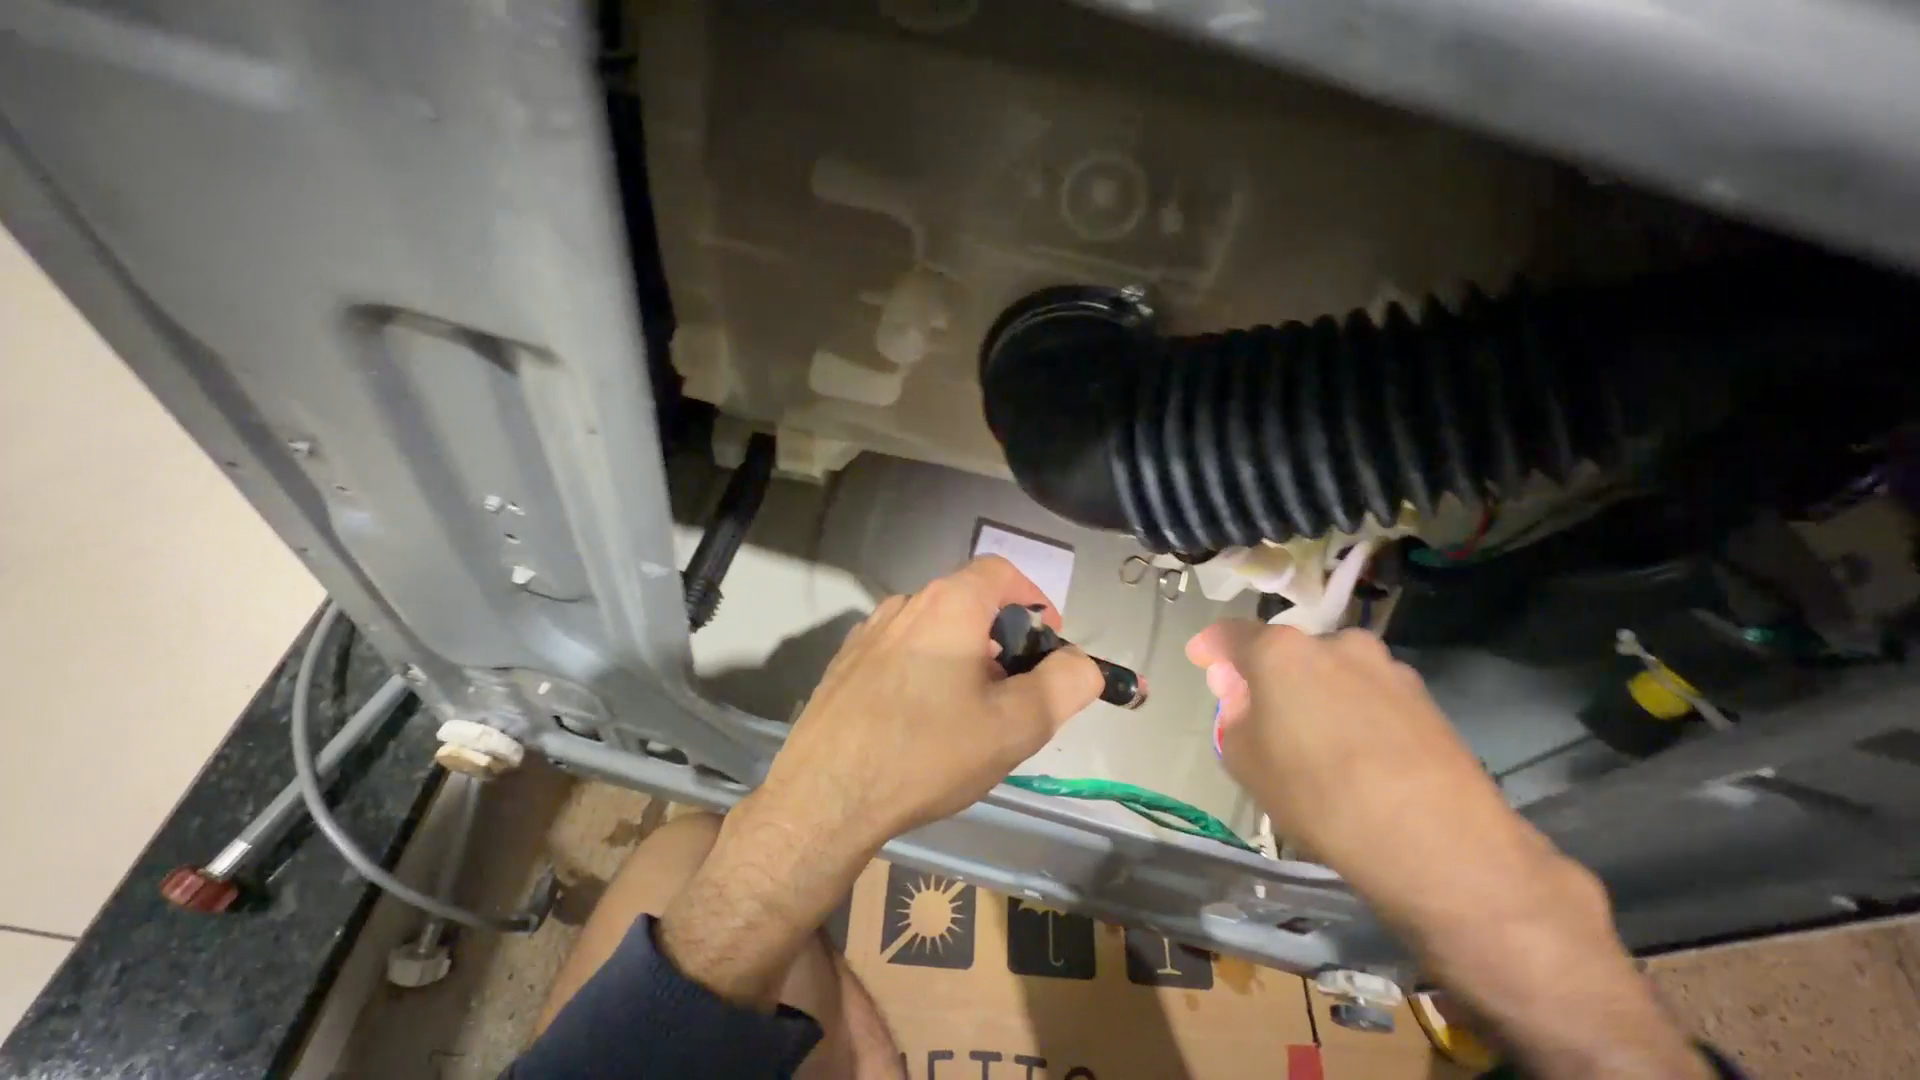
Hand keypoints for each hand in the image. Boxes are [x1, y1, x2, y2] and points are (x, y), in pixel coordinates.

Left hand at [761, 555, 1103, 844]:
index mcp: (948, 605)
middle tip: (1016, 693)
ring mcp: (866, 635)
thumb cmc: (927, 754)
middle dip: (1003, 640)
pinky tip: (922, 726)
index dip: (1035, 601)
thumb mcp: (1016, 726)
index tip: (1047, 647)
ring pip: (933, 632)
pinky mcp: (844, 668)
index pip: (1002, 572)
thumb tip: (1084, 664)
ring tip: (971, 715)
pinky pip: (900, 655)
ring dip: (964, 659)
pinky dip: (926, 674)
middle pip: (968, 603)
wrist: (825, 799)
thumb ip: (1065, 685)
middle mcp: (903, 606)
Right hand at [1190, 622, 1714, 1078]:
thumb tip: (1242, 694)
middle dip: (1270, 677)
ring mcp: (1387, 668)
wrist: (1436, 839)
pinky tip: (1360, 758)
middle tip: (1262, 716)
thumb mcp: (1247, 763)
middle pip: (1288, 652)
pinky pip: (1371, 697)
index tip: (1202, 661)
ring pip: (1334, 672)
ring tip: (1317, 745)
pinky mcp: (1426, 698)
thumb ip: (1234, 717)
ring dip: (1317, 694)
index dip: (1211, 647)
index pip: (1232, 634)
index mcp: (1282, 652)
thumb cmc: (1318, 795)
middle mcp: (1337, 643)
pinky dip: (1355, 714)